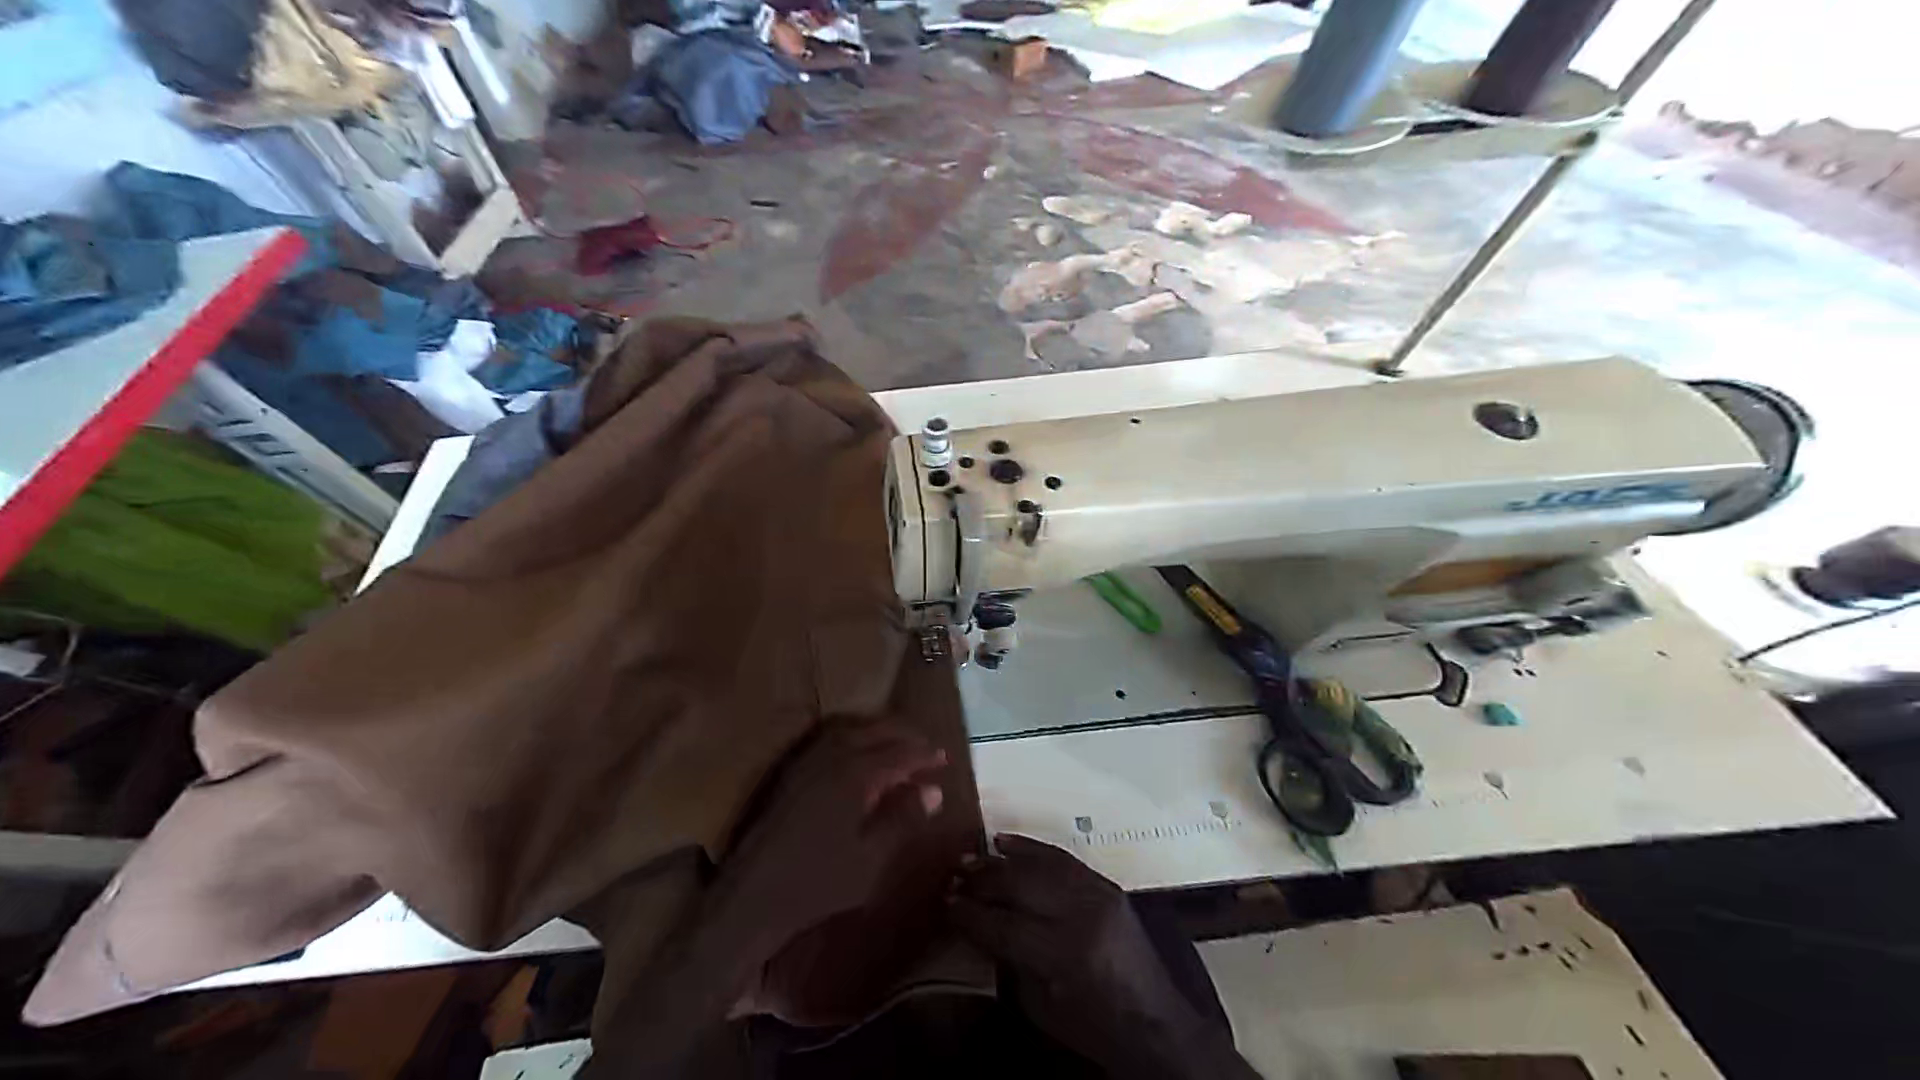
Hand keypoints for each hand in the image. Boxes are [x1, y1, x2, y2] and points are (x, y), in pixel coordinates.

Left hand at [713, 723, 946, 951]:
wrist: (753, 896)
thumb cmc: (818, 881)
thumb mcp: (871, 857)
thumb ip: (903, 818)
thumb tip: (933, 790)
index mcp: (855, 772)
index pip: (899, 752)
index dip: (924, 754)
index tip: (944, 758)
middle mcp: (832, 755)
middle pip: (875, 731)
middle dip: (905, 736)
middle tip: (927, 750)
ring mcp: (809, 761)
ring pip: (853, 731)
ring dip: (880, 734)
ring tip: (900, 749)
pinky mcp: (793, 772)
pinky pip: (833, 740)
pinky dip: (856, 739)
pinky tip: (862, 759)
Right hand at [948, 834, 1256, 1079]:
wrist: (1156, 1022)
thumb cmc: (1093, 1025)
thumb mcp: (1042, 1005)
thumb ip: (1008, 961)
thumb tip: (977, 922)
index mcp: (1064, 954)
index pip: (1003, 925)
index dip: (969, 914)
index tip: (945, 903)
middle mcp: (1081, 914)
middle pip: (1019, 885)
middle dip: (981, 881)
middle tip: (953, 877)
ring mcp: (1097, 893)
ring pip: (1038, 864)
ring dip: (1000, 860)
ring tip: (971, 857)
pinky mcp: (1106, 883)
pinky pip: (1062, 857)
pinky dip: (1031, 847)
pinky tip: (1005, 841)